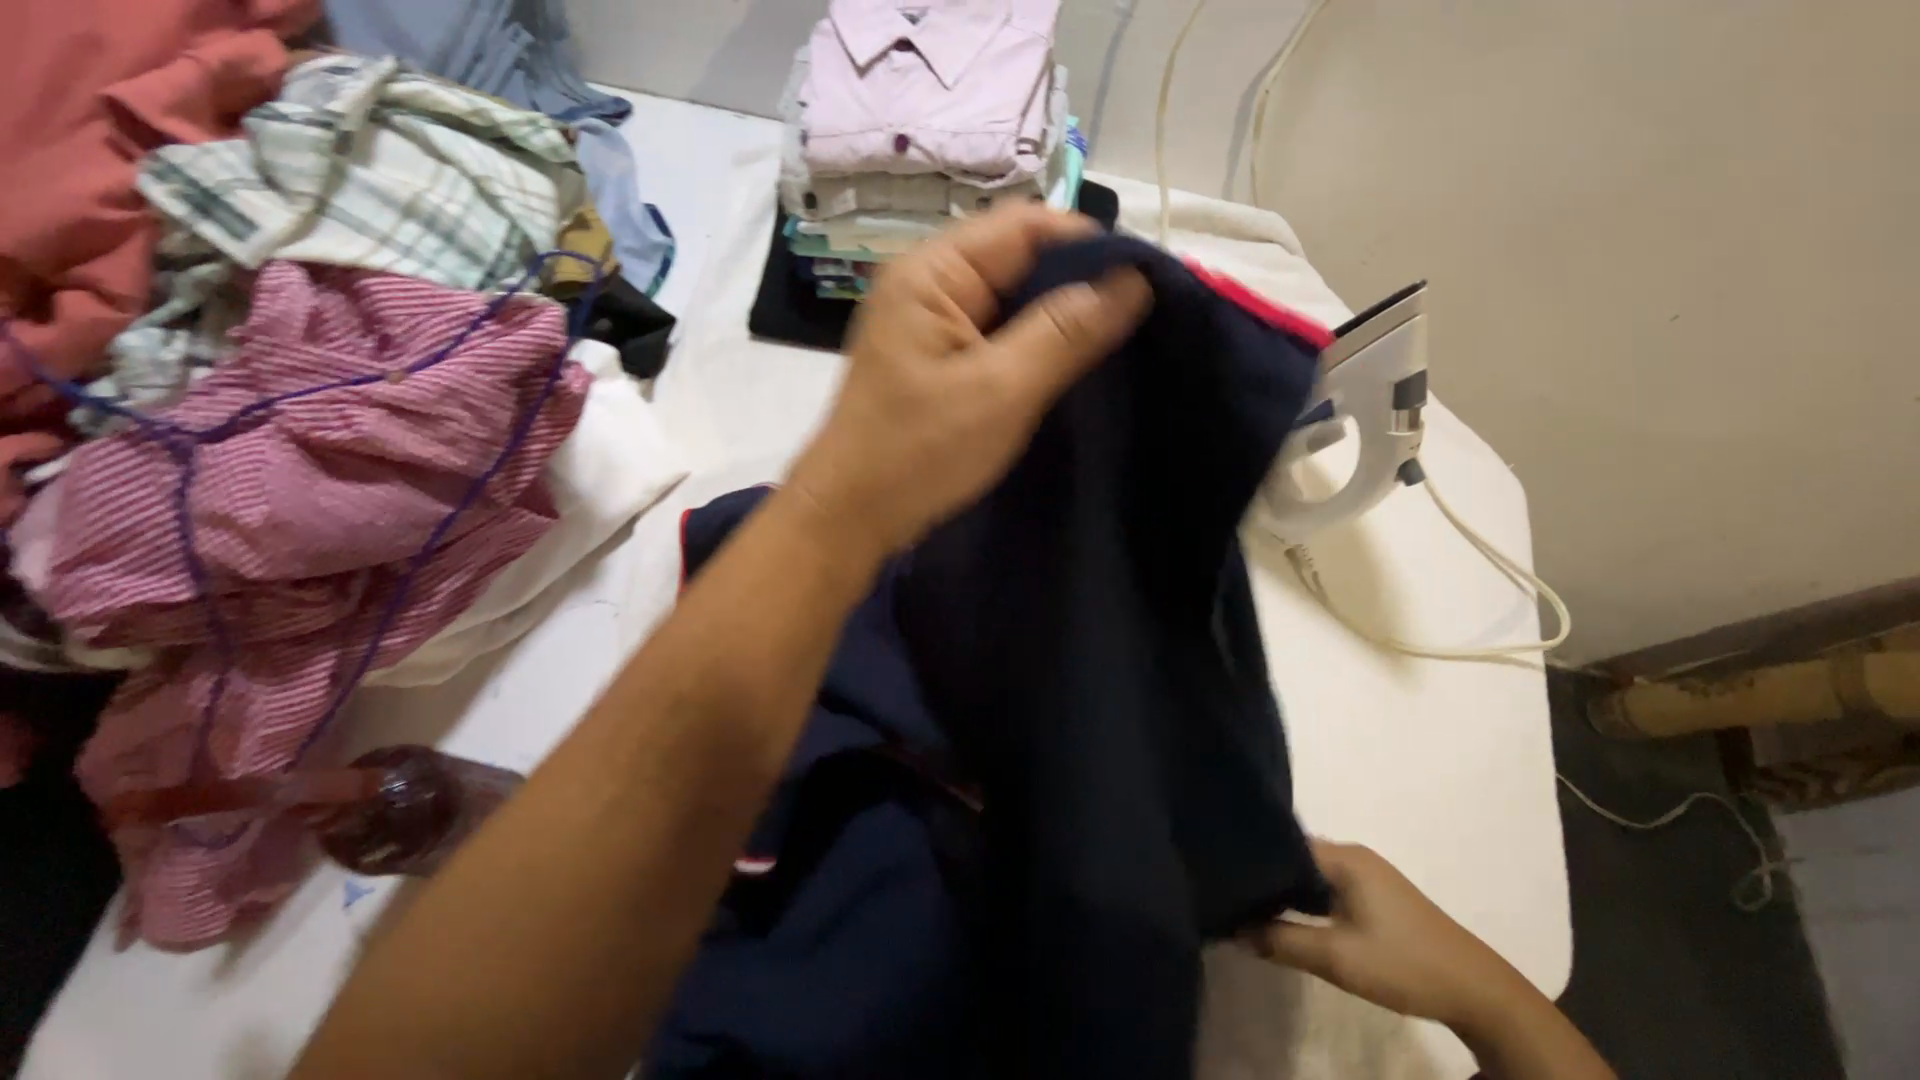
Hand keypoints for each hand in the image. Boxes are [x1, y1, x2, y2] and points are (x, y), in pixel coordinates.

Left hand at [785, 202, 1151, 557]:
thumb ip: (1066, 332)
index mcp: (932, 272)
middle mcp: (926, 282)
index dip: (1088, 245)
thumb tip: (1134, 280)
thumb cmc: (917, 453)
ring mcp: (928, 321)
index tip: (1144, 283)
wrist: (849, 517)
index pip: (1026, 226)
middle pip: (1018, 257)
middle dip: (1077, 283)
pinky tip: (1066, 367)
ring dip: (1058, 317)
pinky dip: (1032, 344)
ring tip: (1112, 344)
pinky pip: (995, 332)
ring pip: (1010, 297)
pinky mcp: (934, 357)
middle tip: (1137, 320)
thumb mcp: (1001, 391)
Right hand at [1249, 840, 1532, 1031]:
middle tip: (1222, 891)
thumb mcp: (1336, 957)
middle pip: (1292, 856)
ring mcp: (1366, 876)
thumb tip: (1232, 929)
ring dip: (1281, 890)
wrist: (1477, 993)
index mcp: (1344, 857)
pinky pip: (1323, 888)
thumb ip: (1279, 940)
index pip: (1281, 842)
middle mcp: (1352, 856)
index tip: (1216, 872)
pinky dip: (1301, 900)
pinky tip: (1282, 917)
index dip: (1249, 856)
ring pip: (1307, 874)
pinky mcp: (1373, 897)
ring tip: (1242, 904)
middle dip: (1260, 874)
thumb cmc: (1404, 964)